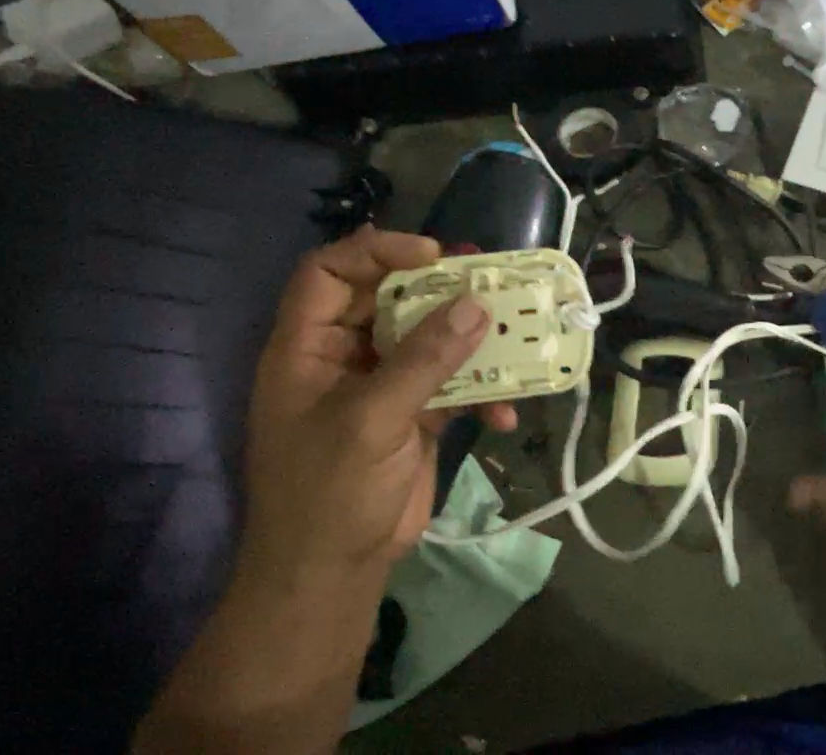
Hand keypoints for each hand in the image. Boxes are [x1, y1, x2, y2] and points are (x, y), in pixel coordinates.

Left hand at [243, 227, 514, 580]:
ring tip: (516, 335)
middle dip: (442, 289)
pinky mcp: (417, 414)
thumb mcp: (372, 420)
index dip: (376, 252)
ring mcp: (384, 385)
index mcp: (309, 348)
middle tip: (492, 280)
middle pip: (393, 299)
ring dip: (475, 339)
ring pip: (433, 338)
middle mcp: (346, 357)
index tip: (433, 256)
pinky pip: (456, 382)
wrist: (333, 573)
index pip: (329, 273)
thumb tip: (477, 304)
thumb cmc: (328, 493)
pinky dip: (484, 392)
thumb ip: (424, 360)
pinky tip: (506, 414)